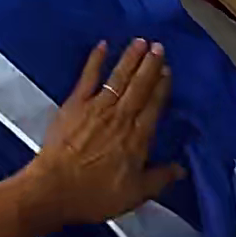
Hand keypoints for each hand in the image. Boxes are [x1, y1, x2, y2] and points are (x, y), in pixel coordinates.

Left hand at [20, 38, 183, 228]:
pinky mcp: (76, 103)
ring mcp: (98, 107)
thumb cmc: (94, 195)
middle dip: (151, 65)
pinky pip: (89, 77)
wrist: (53, 189)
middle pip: (140, 86)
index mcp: (137, 137)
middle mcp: (121, 116)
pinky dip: (96, 60)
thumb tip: (182, 169)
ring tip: (141, 41)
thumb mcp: (134, 194)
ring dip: (130, 58)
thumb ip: (159, 178)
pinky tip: (103, 45)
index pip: (154, 106)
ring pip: (119, 77)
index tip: (169, 70)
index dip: (162, 87)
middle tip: (159, 46)